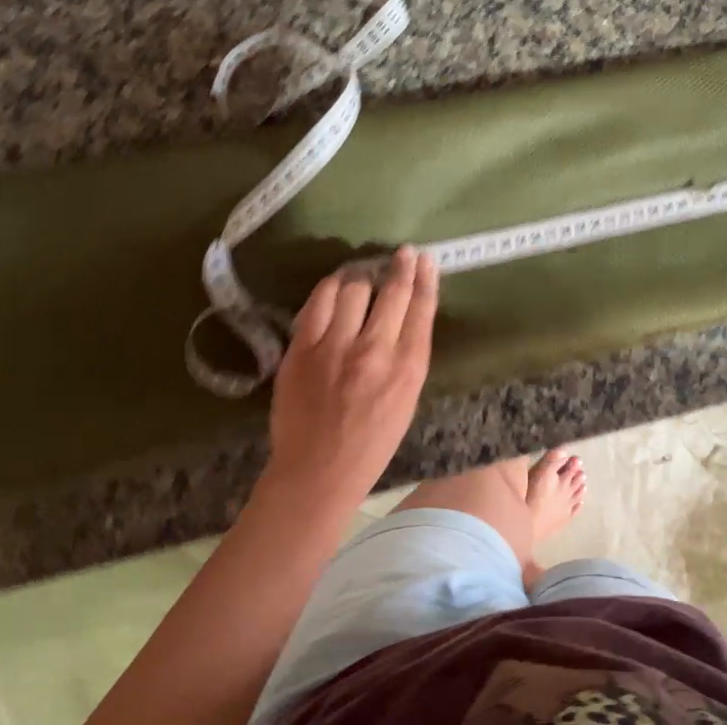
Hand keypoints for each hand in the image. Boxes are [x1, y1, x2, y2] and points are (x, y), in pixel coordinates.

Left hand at [266, 246, 438, 498]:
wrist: (317, 472)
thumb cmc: (371, 444)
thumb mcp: (407, 400)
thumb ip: (408, 357)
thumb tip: (404, 318)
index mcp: (408, 367)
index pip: (421, 308)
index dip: (424, 277)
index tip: (424, 259)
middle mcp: (375, 350)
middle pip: (391, 291)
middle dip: (399, 267)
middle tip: (401, 254)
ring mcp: (335, 347)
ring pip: (353, 289)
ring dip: (362, 278)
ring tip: (362, 276)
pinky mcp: (302, 349)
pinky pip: (318, 303)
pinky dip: (330, 290)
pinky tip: (335, 288)